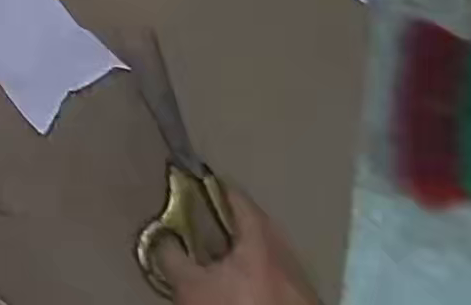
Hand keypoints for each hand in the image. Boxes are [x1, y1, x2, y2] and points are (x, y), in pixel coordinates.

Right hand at [156, 186, 320, 304]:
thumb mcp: (187, 285)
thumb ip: (171, 252)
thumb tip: (163, 233)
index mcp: (262, 252)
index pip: (243, 204)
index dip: (219, 187)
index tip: (199, 178)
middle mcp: (292, 267)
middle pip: (266, 226)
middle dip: (239, 215)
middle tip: (211, 210)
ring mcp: (307, 292)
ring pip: (281, 252)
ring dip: (255, 242)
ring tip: (228, 245)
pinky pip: (287, 275)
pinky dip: (267, 266)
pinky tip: (250, 277)